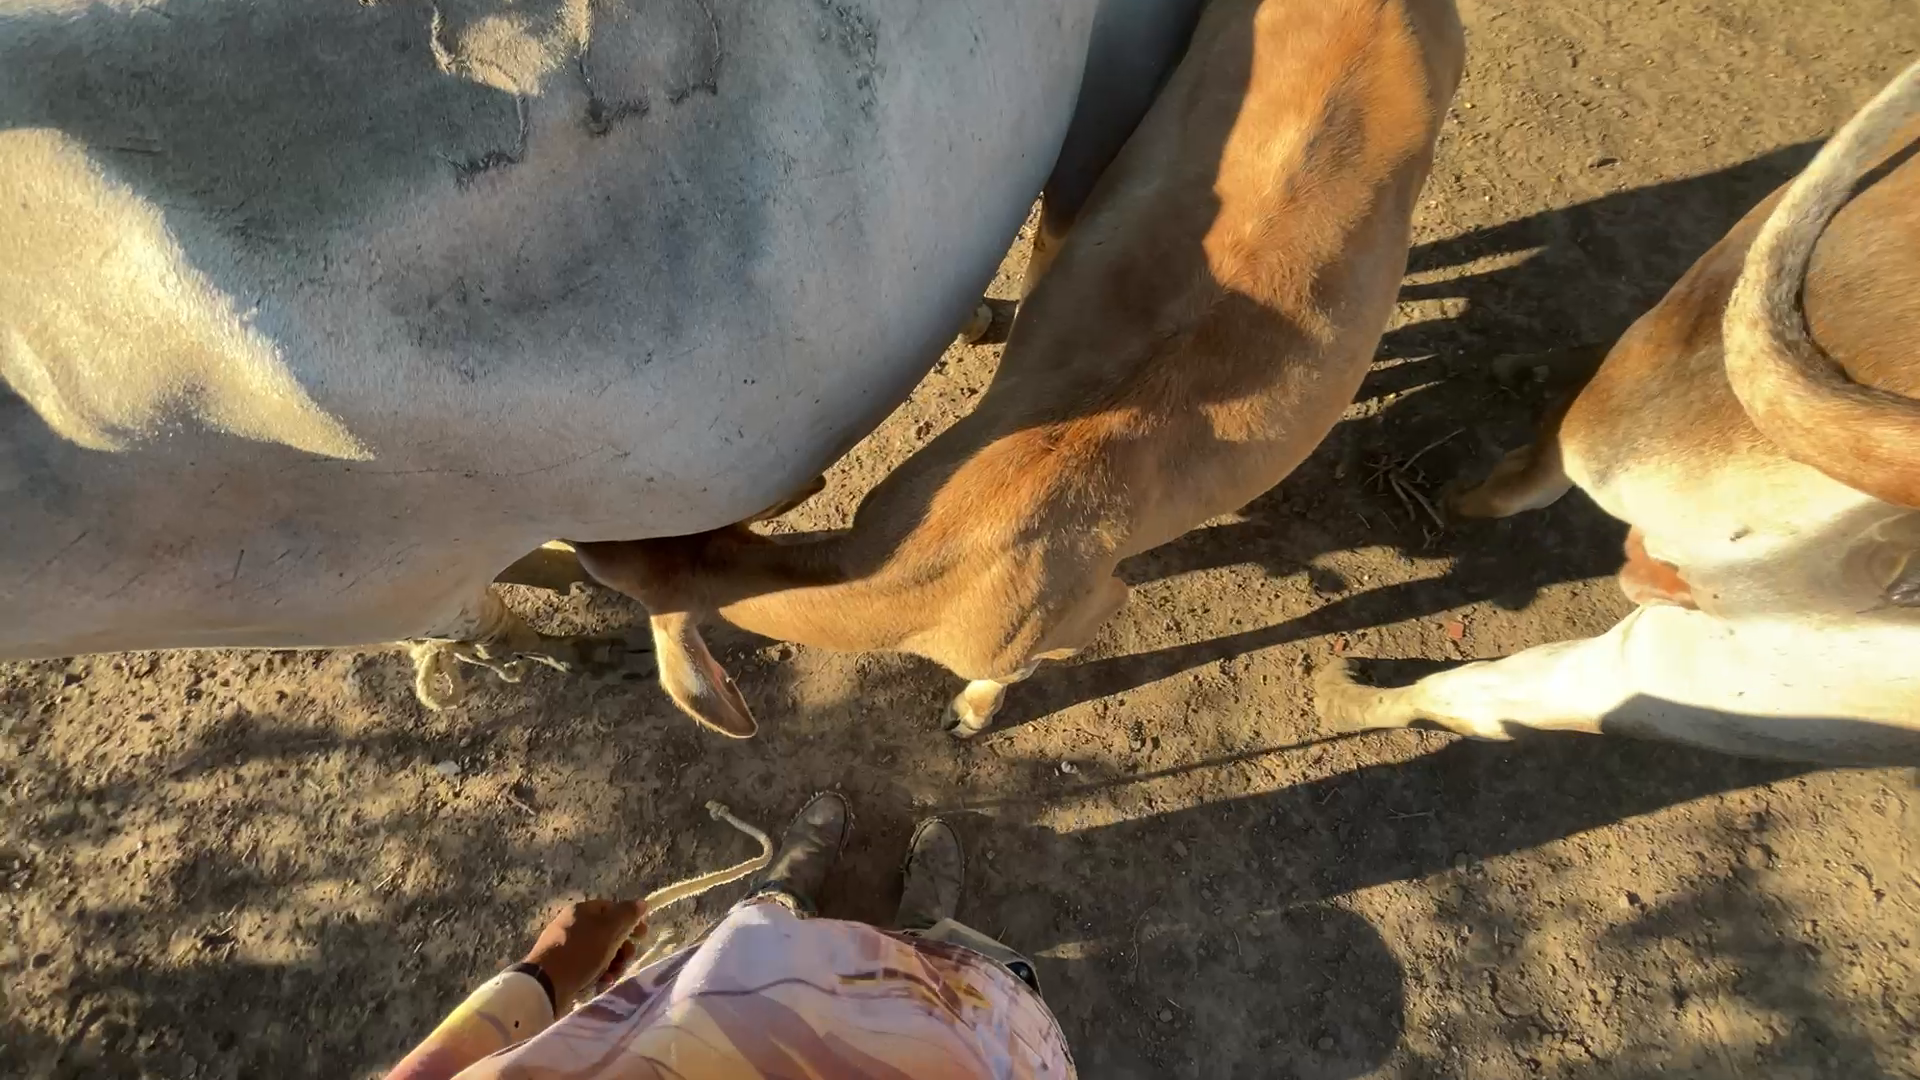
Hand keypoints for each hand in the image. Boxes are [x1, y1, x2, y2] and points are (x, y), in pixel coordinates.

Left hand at [522, 898, 647, 1004]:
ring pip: (597, 951)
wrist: (544, 987)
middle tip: (629, 958)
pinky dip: (597, 973)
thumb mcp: (609, 929)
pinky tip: (602, 983)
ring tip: (615, 974)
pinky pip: (585, 967)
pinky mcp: (558, 969)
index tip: (642, 936)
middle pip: (606, 932)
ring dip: (612, 962)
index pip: (612, 908)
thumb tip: (641, 903)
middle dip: (622, 946)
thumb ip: (627, 914)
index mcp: (581, 910)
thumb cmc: (581, 951)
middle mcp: (570, 926)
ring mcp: (563, 948)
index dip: (630, 920)